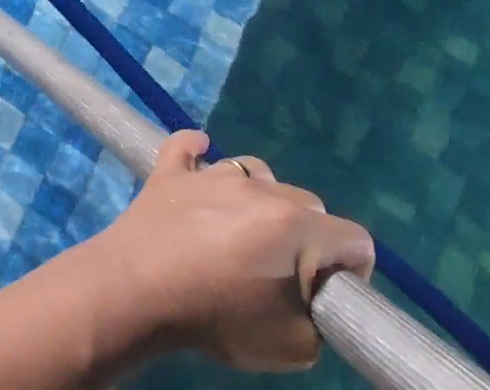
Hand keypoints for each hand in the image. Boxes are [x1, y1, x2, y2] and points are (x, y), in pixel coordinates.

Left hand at [80, 129, 375, 372]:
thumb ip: (320, 315)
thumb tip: (313, 294)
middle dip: (308, 235)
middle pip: (305, 201)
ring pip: (252, 171)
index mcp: (294, 226)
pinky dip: (194, 148)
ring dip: (260, 197)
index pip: (354, 238)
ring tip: (245, 228)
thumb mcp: (296, 344)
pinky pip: (183, 145)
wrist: (135, 292)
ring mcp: (207, 175)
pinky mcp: (166, 173)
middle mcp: (255, 188)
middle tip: (284, 269)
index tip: (330, 291)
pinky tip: (198, 150)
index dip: (352, 269)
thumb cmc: (217, 318)